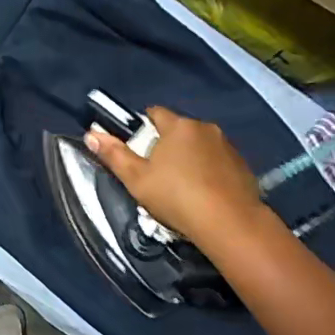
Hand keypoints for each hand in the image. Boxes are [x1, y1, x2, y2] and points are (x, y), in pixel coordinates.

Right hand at [85, 106, 266, 245]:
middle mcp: (206, 128)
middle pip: (179, 130)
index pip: (155, 113)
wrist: (227, 221)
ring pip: (201, 147)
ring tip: (182, 188)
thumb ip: (114, 155)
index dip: (142, 127)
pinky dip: (210, 173)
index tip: (136, 147)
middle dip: (167, 146)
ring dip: (190, 159)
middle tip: (155, 174)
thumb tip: (91, 134)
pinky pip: (219, 163)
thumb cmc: (176, 197)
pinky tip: (204, 195)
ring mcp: (228, 146)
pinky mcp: (243, 166)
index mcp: (178, 126)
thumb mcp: (136, 180)